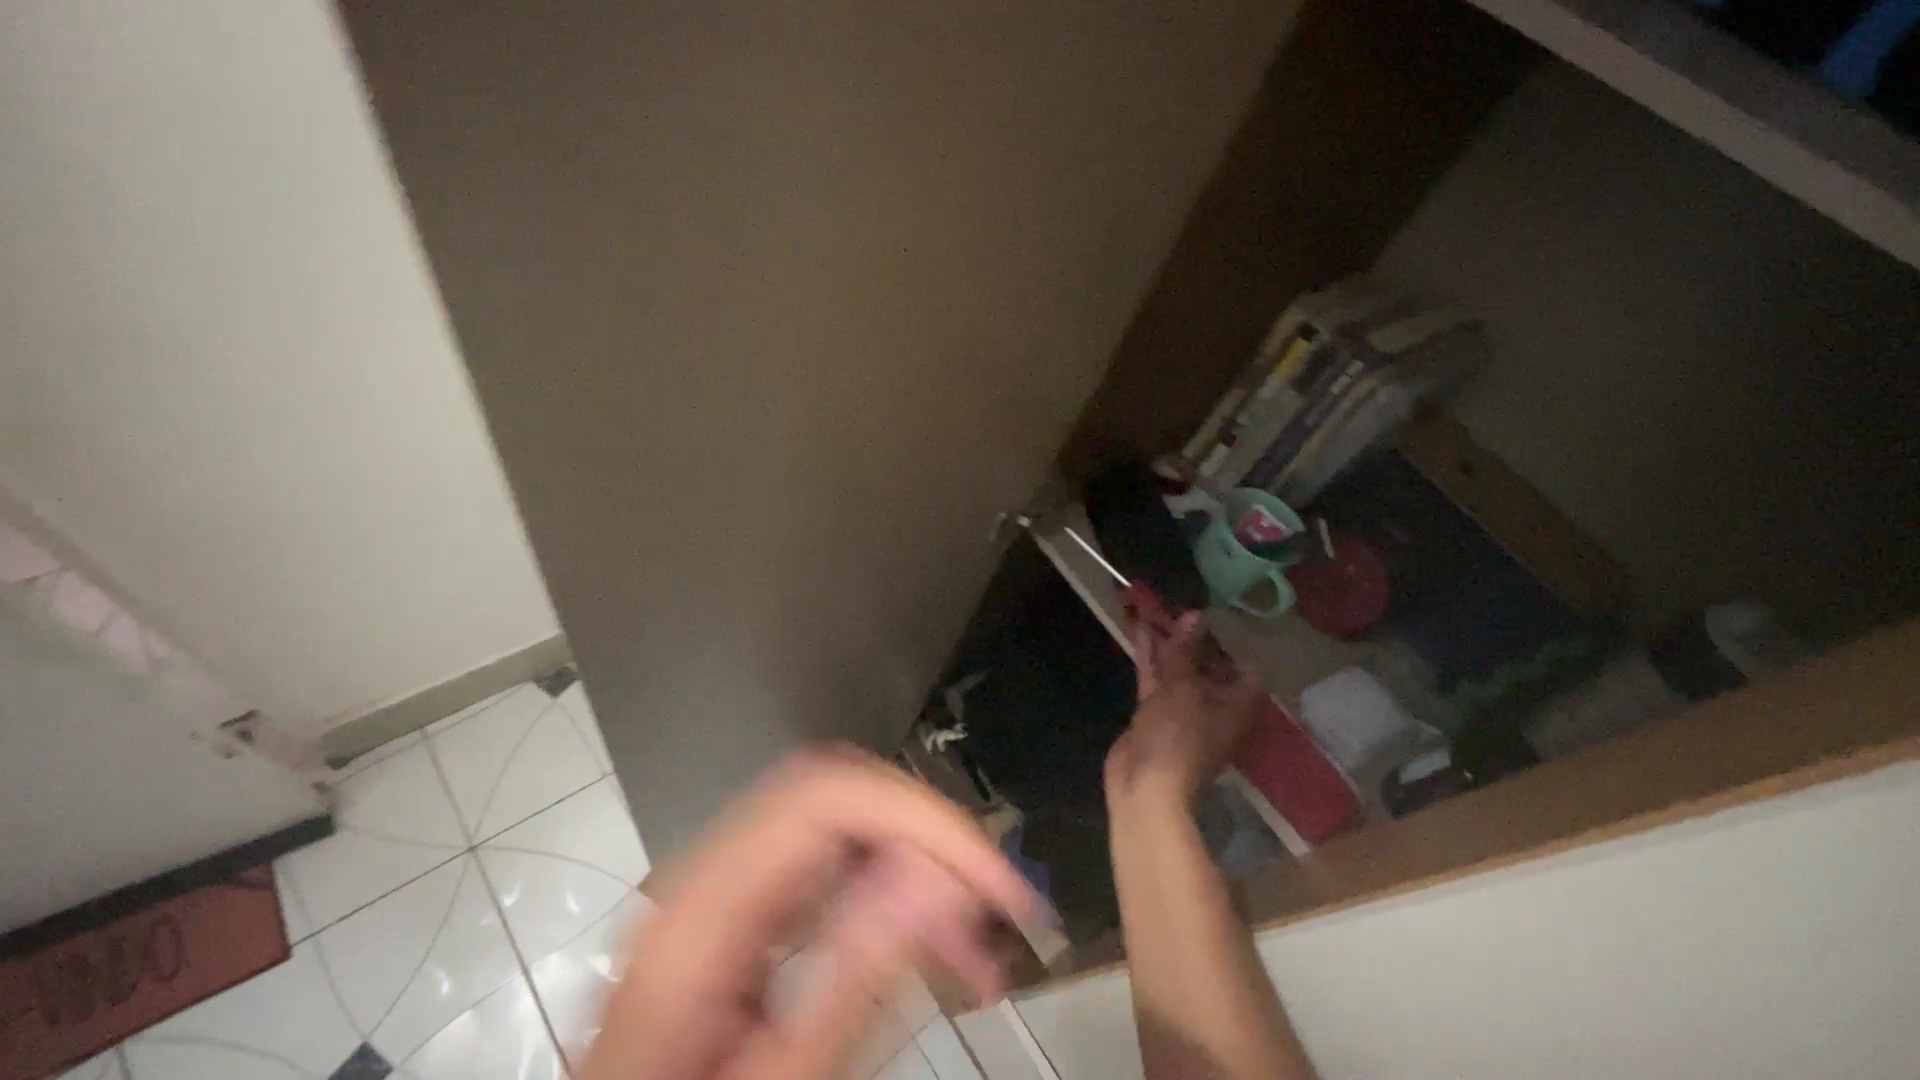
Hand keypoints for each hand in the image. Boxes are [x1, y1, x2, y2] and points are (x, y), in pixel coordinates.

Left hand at [581, 748, 1036, 1079]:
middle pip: (837, 798)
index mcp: (700, 910)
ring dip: (919, 868)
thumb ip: (849, 979)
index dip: (918, 815)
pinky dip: (891, 894)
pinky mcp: (742, 912)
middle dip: (930, 839)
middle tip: (997, 911)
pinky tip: (932, 947)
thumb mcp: (774, 1077)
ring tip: (977, 950)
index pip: (822, 796)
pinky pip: (829, 870)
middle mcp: (708, 877)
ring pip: (842, 828)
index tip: (991, 881)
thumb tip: (932, 879)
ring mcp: (723, 889)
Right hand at [1105, 612, 1267, 802]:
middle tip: (1178, 609)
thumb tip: (1195, 615)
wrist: (1145, 784)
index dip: (1230, 643)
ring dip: (1168, 645)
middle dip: (1192, 639)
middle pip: (1209, 667)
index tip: (1212, 620)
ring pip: (1179, 671)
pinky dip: (1151, 658)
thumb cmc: (1178, 735)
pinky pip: (1158, 680)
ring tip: (1155, 611)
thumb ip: (1185, 649)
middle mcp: (1217, 707)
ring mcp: (1185, 712)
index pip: (1246, 668)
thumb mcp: (1183, 686)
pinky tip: (1140, 631)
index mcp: (1239, 705)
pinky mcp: (1158, 716)